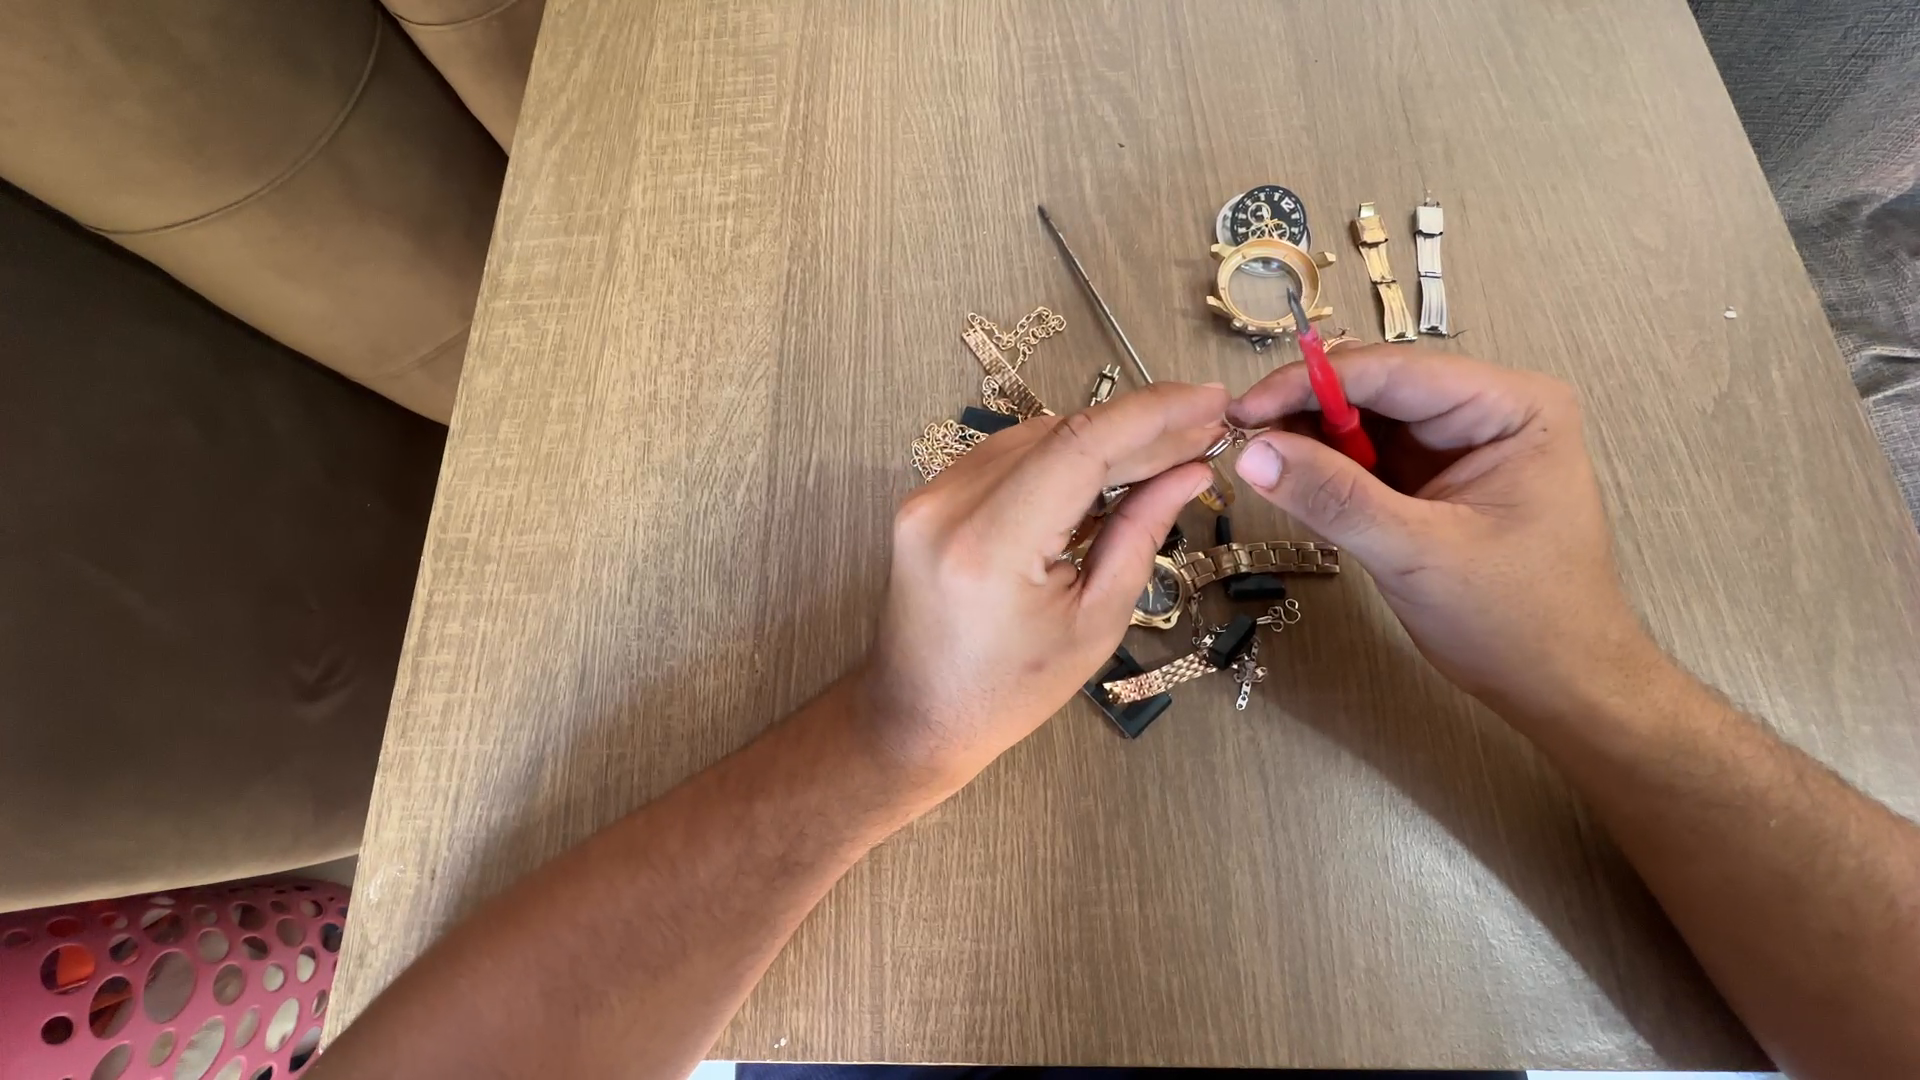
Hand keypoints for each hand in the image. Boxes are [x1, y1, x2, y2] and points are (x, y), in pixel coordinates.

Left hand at [859, 383, 1230, 785]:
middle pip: (1060, 434)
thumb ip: (1141, 533)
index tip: (1211, 400)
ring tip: (1164, 453)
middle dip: (1138, 429)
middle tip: (1202, 430)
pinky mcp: (926, 498)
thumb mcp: (1095, 622)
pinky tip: (1104, 471)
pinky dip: (1059, 457)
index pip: (1082, 445)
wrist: (919, 712)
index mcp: (991, 545)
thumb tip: (1191, 470)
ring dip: (1101, 440)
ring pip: (1034, 438)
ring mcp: (929, 496)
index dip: (1153, 414)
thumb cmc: (1011, 689)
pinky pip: (1006, 457)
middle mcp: (949, 504)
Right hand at [1227, 346, 1654, 718]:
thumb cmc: (1512, 617)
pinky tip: (1290, 487)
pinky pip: (1357, 459)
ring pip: (1356, 422)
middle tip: (1239, 440)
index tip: (1240, 410)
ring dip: (1304, 442)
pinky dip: (1318, 472)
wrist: (1552, 682)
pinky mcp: (1422, 480)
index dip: (1307, 384)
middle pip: (1370, 389)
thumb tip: (1250, 452)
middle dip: (1301, 411)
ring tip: (1259, 466)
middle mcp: (1478, 411)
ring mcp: (1448, 446)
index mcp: (1506, 407)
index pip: (1391, 372)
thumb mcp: (1417, 552)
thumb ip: (1333, 498)